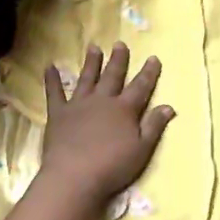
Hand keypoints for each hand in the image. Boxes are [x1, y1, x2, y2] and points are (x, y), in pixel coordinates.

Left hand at [40, 43, 174, 205]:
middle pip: (112, 76)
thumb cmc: (113, 166)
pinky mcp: (58, 114)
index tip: (153, 58)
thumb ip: (154, 126)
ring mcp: (78, 105)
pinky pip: (55, 93)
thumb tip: (169, 106)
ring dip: (91, 63)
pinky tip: (50, 66)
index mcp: (125, 110)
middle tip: (120, 44)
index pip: (140, 87)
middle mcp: (102, 101)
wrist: (75, 176)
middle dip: (118, 60)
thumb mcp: (142, 149)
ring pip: (87, 79)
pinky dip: (52, 79)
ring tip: (94, 47)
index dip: (148, 73)